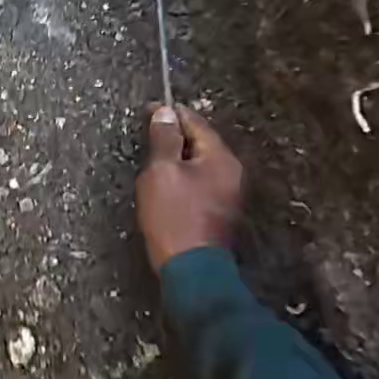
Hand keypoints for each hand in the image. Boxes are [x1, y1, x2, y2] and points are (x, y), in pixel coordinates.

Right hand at [136, 104, 243, 270]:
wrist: (190, 270)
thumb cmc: (174, 216)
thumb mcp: (162, 171)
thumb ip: (164, 139)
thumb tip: (166, 112)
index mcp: (220, 158)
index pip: (195, 123)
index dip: (171, 113)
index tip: (149, 108)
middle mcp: (231, 172)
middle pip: (201, 141)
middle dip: (175, 134)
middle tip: (148, 130)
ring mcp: (227, 193)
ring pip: (199, 161)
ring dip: (178, 155)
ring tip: (153, 155)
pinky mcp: (218, 210)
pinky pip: (199, 180)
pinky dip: (182, 173)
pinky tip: (165, 180)